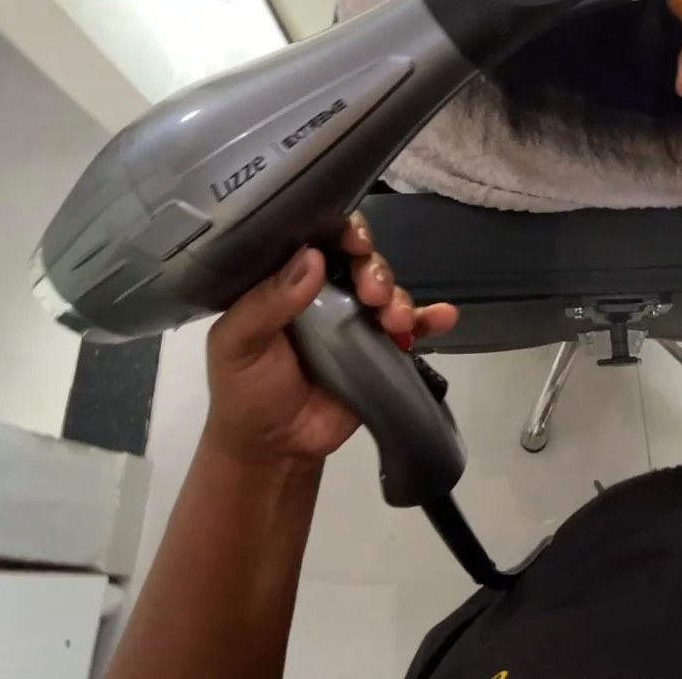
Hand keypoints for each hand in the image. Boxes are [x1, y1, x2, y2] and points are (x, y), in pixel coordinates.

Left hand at [204, 214, 459, 466]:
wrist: (276, 449)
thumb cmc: (246, 389)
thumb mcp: (237, 345)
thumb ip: (266, 303)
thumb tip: (312, 257)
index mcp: (288, 280)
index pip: (320, 239)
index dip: (342, 231)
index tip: (356, 243)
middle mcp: (327, 291)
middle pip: (363, 261)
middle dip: (376, 270)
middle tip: (373, 294)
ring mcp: (358, 319)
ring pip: (389, 290)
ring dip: (400, 298)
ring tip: (397, 322)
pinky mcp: (383, 347)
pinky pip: (414, 325)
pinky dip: (432, 317)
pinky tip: (444, 316)